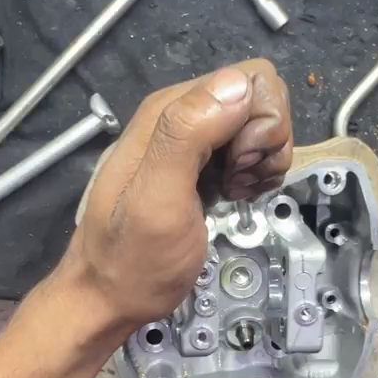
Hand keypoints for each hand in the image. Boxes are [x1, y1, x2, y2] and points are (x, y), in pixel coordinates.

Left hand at [53, 61, 292, 339]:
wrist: (112, 298)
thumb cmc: (133, 259)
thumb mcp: (157, 200)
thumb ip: (189, 135)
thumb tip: (238, 84)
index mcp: (168, 110)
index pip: (250, 79)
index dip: (259, 124)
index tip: (237, 170)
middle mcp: (182, 114)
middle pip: (260, 98)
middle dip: (265, 142)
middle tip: (237, 184)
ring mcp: (194, 139)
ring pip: (260, 123)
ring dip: (262, 159)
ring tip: (234, 193)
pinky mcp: (205, 163)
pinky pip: (251, 148)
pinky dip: (256, 172)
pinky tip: (236, 196)